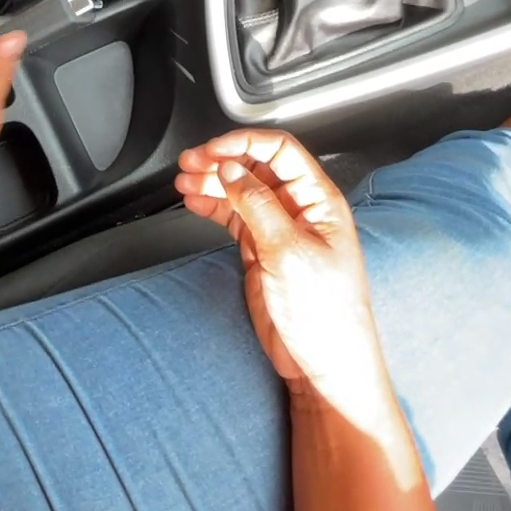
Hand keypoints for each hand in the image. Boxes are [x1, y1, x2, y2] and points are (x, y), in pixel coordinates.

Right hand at [176, 130, 383, 400]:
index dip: (244, 143)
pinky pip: (232, 215)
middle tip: (190, 163)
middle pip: (255, 167)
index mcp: (319, 200)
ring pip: (240, 190)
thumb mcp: (289, 251)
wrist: (325, 367)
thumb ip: (257, 205)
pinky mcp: (261, 249)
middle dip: (221, 161)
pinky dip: (211, 205)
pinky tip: (194, 202)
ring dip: (211, 182)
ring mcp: (279, 229)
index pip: (280, 151)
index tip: (213, 149)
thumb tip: (231, 169)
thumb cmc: (326, 316)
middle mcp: (299, 209)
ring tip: (184, 181)